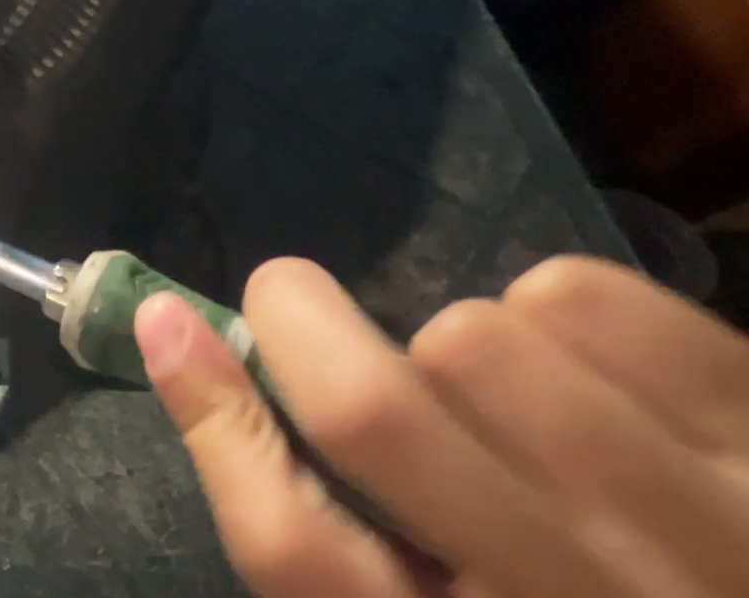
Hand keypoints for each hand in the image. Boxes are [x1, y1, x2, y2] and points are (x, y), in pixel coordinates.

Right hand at [134, 255, 748, 596]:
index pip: (291, 544)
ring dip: (450, 339)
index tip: (170, 319)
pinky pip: (580, 296)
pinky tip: (580, 366)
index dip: (212, 409)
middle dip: (306, 325)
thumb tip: (169, 324)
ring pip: (474, 339)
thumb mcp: (386, 587)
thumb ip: (268, 476)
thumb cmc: (519, 594)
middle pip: (371, 408)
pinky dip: (545, 303)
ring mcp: (716, 533)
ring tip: (495, 390)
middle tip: (308, 314)